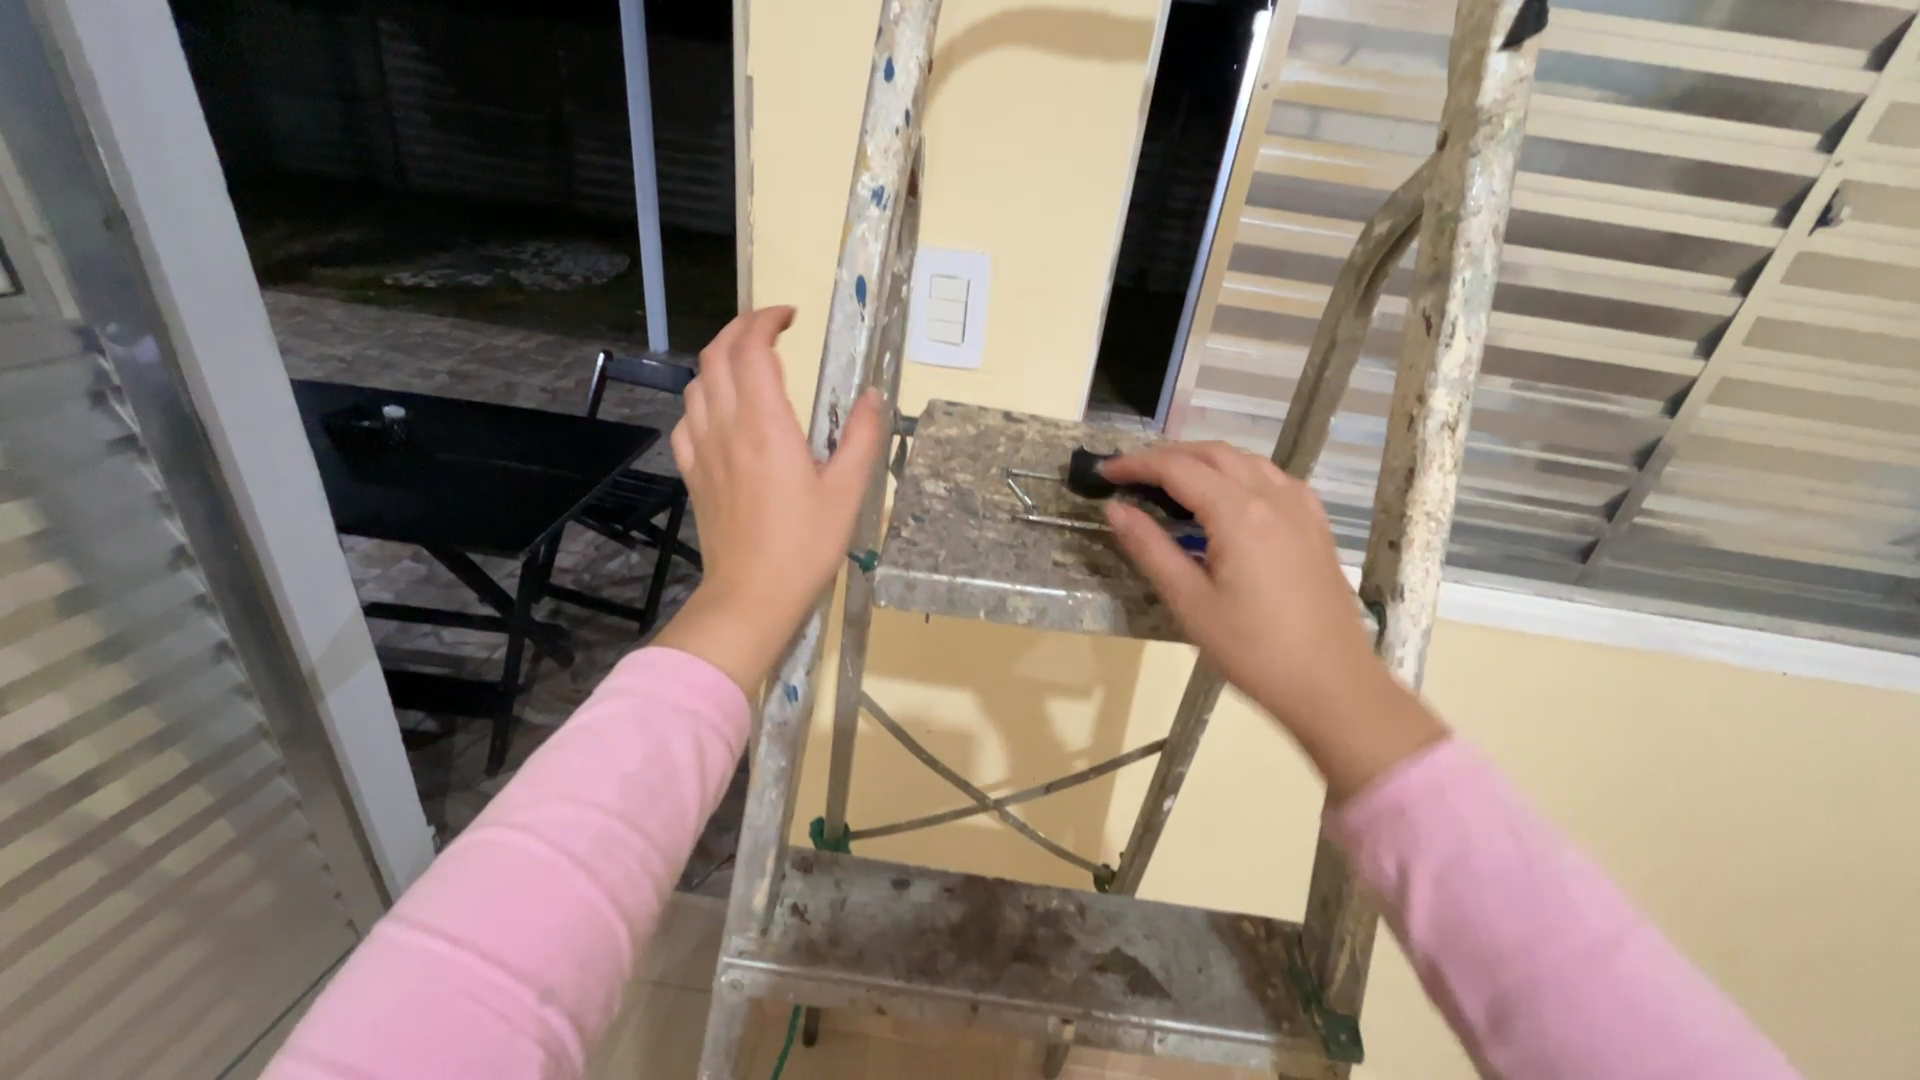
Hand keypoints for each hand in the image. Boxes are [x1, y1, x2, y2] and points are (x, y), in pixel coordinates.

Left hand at [652, 307, 884, 695]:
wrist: (752, 595)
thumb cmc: (805, 546)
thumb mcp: (847, 491)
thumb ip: (860, 436)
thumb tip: (872, 395)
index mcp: (766, 425)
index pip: (751, 349)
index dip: (765, 320)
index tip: (788, 317)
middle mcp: (727, 428)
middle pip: (717, 356)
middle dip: (740, 329)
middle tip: (770, 330)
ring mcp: (703, 450)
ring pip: (697, 384)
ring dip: (721, 362)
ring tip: (750, 365)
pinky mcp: (693, 474)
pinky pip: (687, 421)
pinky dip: (703, 400)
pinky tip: (722, 413)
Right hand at [1102, 443, 1444, 799]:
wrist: (1332, 685)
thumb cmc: (1253, 650)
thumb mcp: (1190, 602)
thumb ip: (1150, 548)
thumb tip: (1115, 510)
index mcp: (1240, 514)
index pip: (1179, 469)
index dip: (1138, 465)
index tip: (1105, 473)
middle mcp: (1274, 497)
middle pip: (1214, 454)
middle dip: (1168, 456)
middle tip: (1132, 476)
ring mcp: (1302, 508)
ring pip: (1246, 461)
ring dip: (1204, 461)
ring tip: (1170, 483)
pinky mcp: (1316, 526)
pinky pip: (1273, 479)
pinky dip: (1239, 475)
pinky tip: (1226, 500)